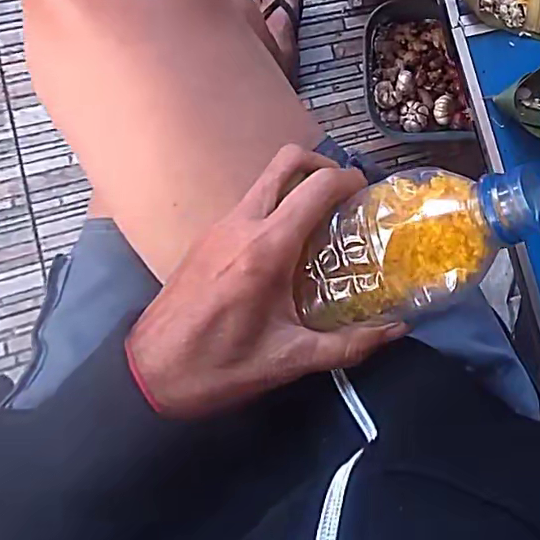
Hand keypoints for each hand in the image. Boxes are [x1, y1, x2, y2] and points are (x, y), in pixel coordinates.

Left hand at [125, 144, 407, 419]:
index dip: (349, 179)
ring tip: (322, 218)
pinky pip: (253, 201)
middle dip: (323, 164)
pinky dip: (279, 204)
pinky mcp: (208, 236)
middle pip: (288, 160)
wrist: (143, 378)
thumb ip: (349, 344)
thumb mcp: (290, 360)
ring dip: (300, 183)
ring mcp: (221, 226)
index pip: (316, 186)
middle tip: (344, 192)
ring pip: (268, 178)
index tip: (367, 194)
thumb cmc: (218, 368)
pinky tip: (289, 244)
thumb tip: (397, 329)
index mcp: (267, 249)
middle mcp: (243, 224)